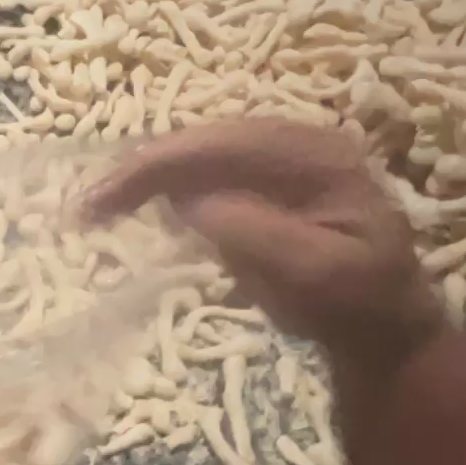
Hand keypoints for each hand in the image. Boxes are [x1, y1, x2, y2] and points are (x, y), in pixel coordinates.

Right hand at [83, 120, 442, 368]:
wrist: (379, 323)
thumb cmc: (351, 303)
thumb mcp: (314, 273)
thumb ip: (256, 232)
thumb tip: (191, 202)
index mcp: (314, 156)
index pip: (218, 146)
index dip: (153, 168)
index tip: (101, 201)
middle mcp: (293, 141)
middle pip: (198, 141)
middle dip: (137, 169)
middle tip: (86, 207)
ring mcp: (275, 159)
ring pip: (193, 152)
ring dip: (142, 176)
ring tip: (99, 205)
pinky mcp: (257, 181)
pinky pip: (199, 171)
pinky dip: (159, 186)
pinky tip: (133, 203)